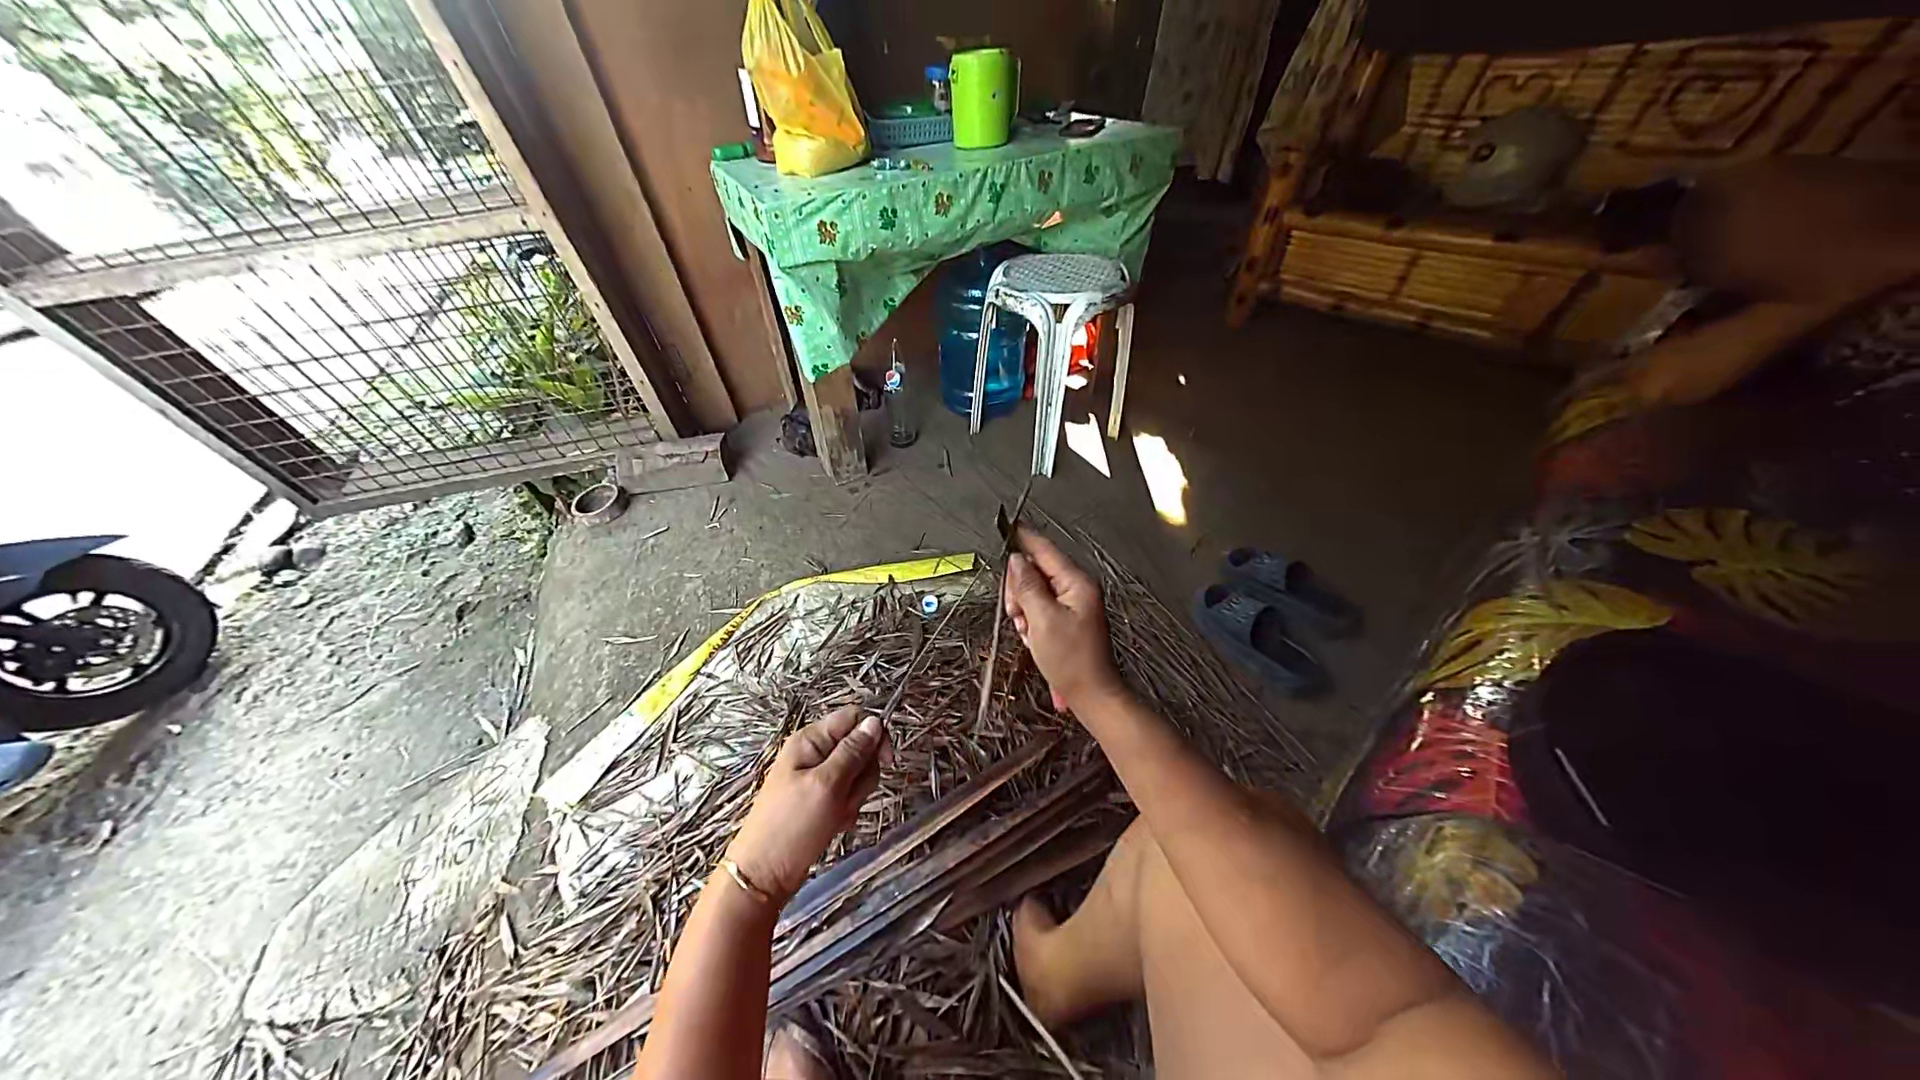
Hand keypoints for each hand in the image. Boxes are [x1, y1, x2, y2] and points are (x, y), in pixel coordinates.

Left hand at [727, 705, 890, 901]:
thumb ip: (853, 751)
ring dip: (854, 796)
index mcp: (811, 739)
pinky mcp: (820, 799)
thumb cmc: (791, 826)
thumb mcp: (827, 784)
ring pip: (857, 774)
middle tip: (845, 796)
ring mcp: (817, 777)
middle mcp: (814, 753)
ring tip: (836, 813)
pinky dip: (847, 809)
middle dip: (862, 774)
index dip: (875, 735)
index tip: (886, 761)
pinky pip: (847, 795)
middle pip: (860, 747)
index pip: (855, 718)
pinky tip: (834, 824)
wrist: (763, 875)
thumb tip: (875, 721)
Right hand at [1003, 525, 1123, 711]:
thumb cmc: (1073, 662)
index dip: (1024, 538)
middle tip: (1018, 613)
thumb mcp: (1042, 619)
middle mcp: (1077, 589)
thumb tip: (1016, 560)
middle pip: (1035, 571)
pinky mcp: (1067, 619)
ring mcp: (1073, 604)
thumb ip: (1027, 586)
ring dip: (1023, 609)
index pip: (1045, 550)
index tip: (1009, 526)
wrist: (1091, 694)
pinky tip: (1033, 637)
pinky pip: (1039, 608)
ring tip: (1028, 631)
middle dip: (1019, 590)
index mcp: (1077, 584)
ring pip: (1034, 591)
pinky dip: (1030, 620)